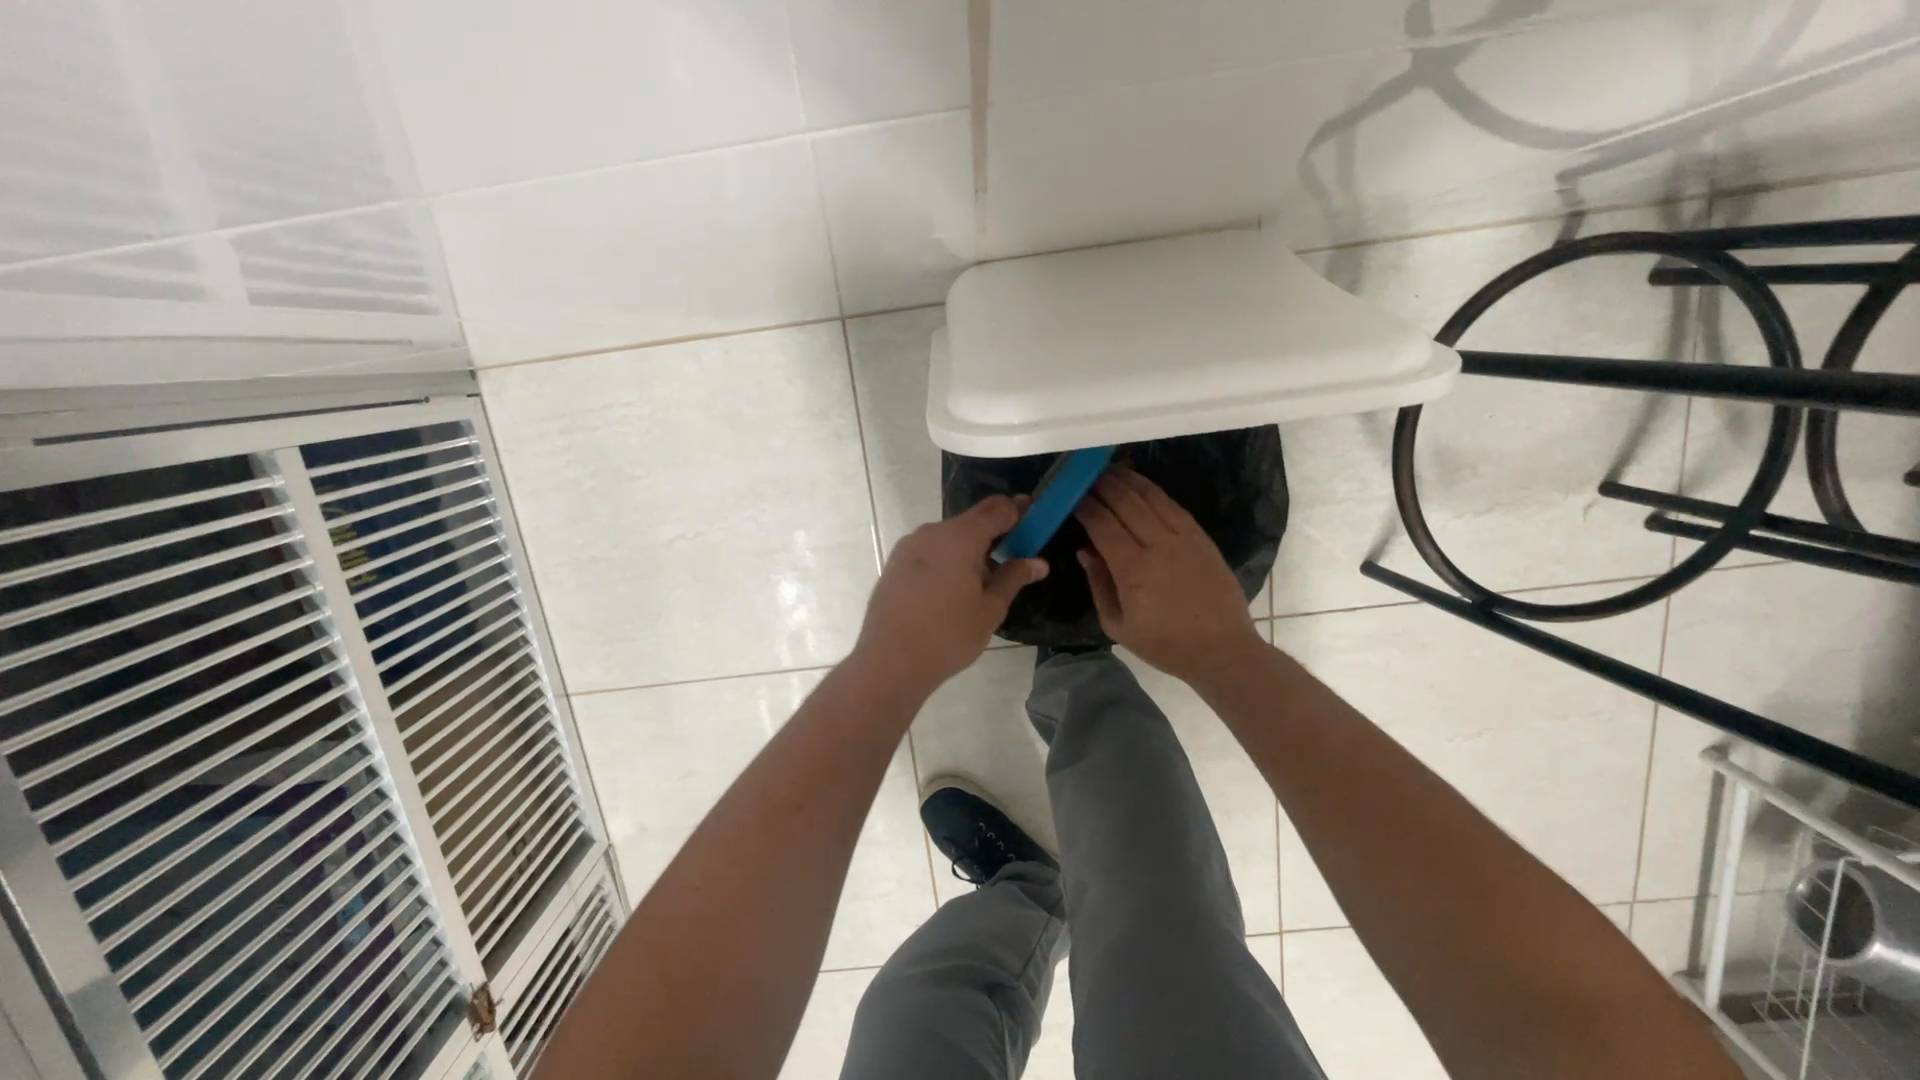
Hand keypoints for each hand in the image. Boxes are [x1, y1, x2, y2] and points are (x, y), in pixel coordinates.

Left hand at [852, 495, 1048, 694]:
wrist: (889, 662)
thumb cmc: (947, 636)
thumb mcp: (990, 609)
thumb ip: (1013, 578)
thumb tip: (1038, 562)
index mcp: (959, 537)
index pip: (997, 509)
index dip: (1019, 512)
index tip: (1035, 522)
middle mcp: (932, 532)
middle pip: (971, 521)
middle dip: (995, 533)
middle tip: (1014, 557)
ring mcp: (908, 546)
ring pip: (949, 537)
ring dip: (969, 548)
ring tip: (983, 581)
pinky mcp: (895, 564)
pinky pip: (930, 552)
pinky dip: (947, 559)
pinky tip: (952, 589)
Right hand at [1074, 467, 1266, 685]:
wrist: (1222, 650)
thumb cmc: (1165, 645)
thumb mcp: (1118, 626)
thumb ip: (1099, 584)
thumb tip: (1085, 550)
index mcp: (1132, 569)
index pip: (1102, 524)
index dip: (1084, 506)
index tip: (1070, 497)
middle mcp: (1158, 545)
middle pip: (1125, 502)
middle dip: (1102, 485)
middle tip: (1085, 476)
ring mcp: (1183, 538)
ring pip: (1151, 497)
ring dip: (1128, 480)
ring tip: (1110, 470)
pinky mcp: (1201, 538)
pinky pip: (1173, 506)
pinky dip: (1154, 492)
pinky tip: (1141, 486)